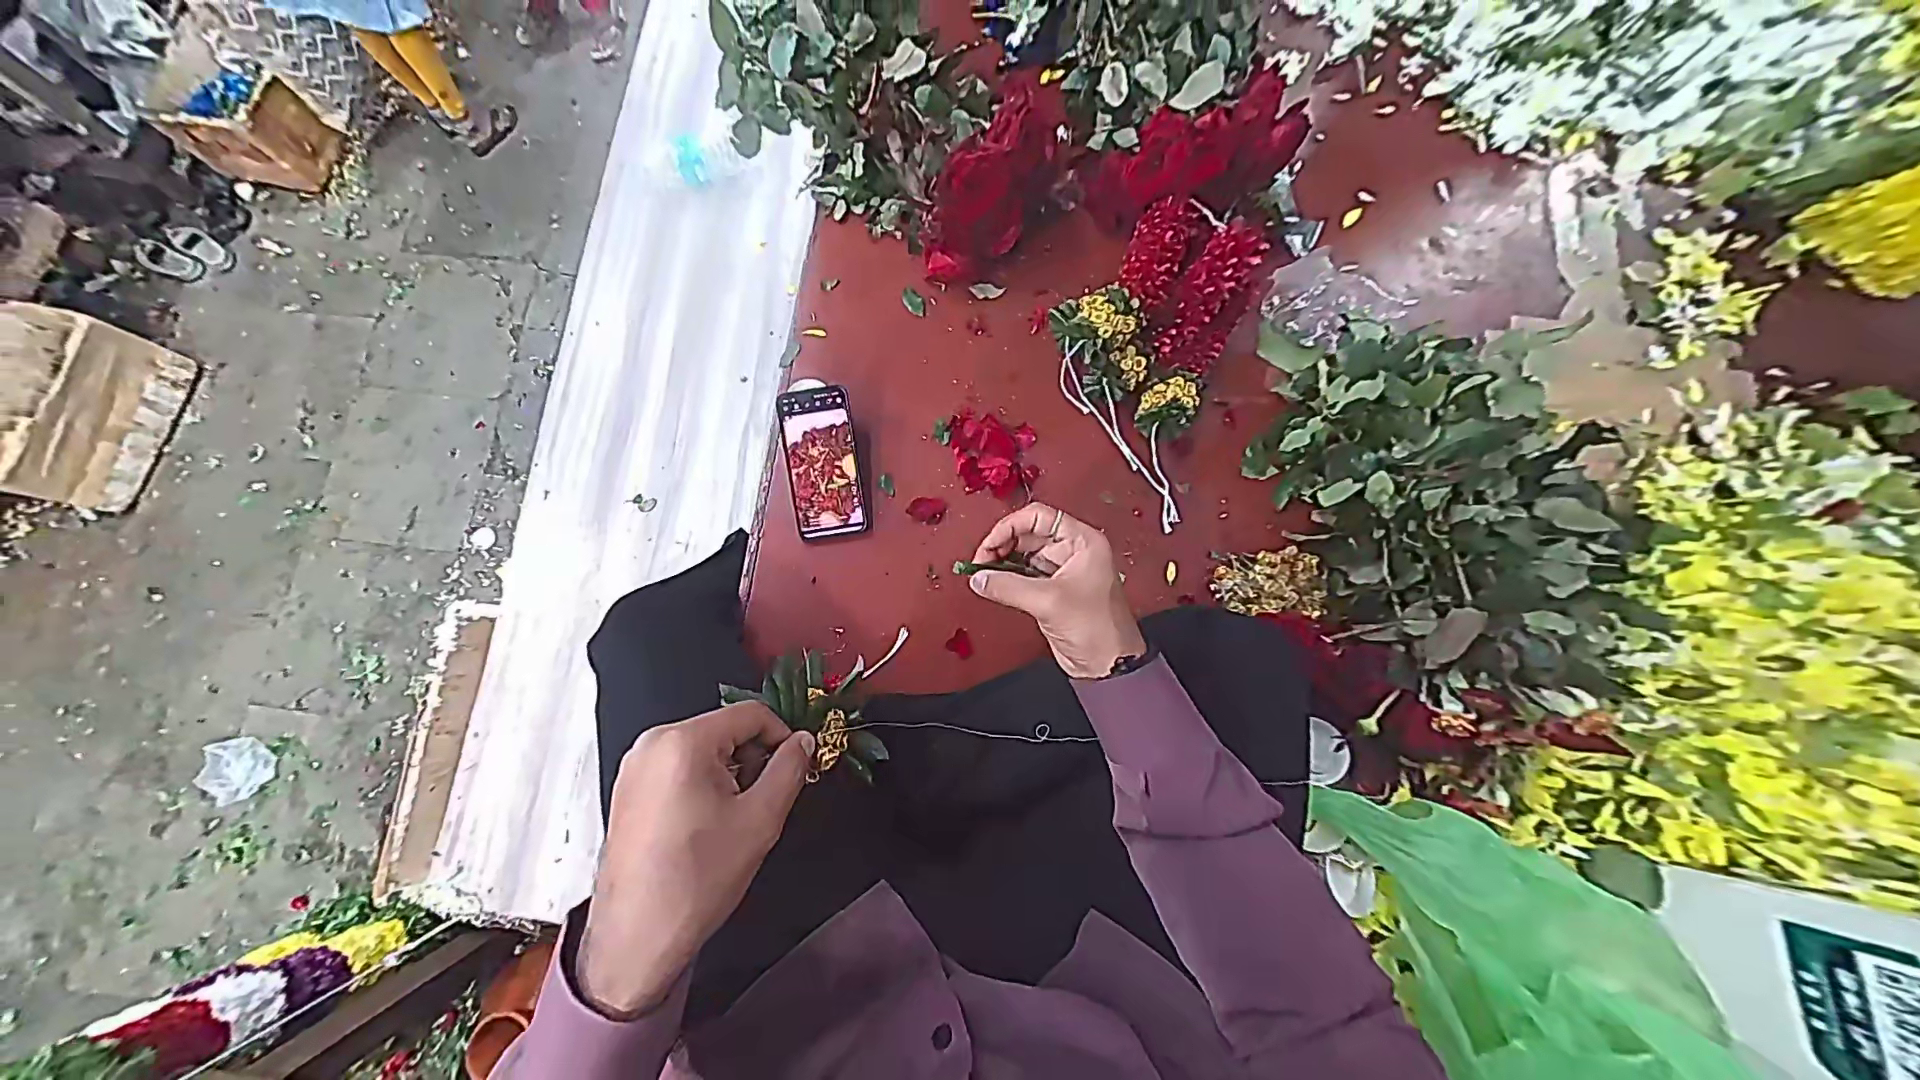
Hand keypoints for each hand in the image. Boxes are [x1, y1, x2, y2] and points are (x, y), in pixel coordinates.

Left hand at [578, 703, 814, 1016]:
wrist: (635, 939)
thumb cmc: (694, 880)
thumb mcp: (761, 818)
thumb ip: (790, 768)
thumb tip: (802, 742)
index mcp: (682, 742)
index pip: (751, 714)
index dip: (782, 737)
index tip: (795, 766)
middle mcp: (653, 744)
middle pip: (727, 729)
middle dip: (754, 758)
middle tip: (762, 800)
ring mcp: (636, 766)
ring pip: (706, 749)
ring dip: (730, 773)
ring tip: (733, 818)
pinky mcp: (629, 788)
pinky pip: (681, 767)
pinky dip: (704, 784)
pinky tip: (707, 825)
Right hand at [968, 503, 1146, 679]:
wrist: (1108, 664)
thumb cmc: (1099, 629)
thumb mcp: (1049, 602)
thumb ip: (1009, 587)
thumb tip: (980, 577)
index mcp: (1083, 542)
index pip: (1039, 517)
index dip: (1010, 527)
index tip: (990, 545)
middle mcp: (1073, 551)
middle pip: (1028, 533)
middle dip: (1002, 544)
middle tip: (982, 562)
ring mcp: (1062, 570)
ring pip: (1024, 554)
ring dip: (1002, 562)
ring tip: (984, 573)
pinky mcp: (1052, 590)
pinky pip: (1024, 575)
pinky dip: (1007, 578)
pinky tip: (994, 584)